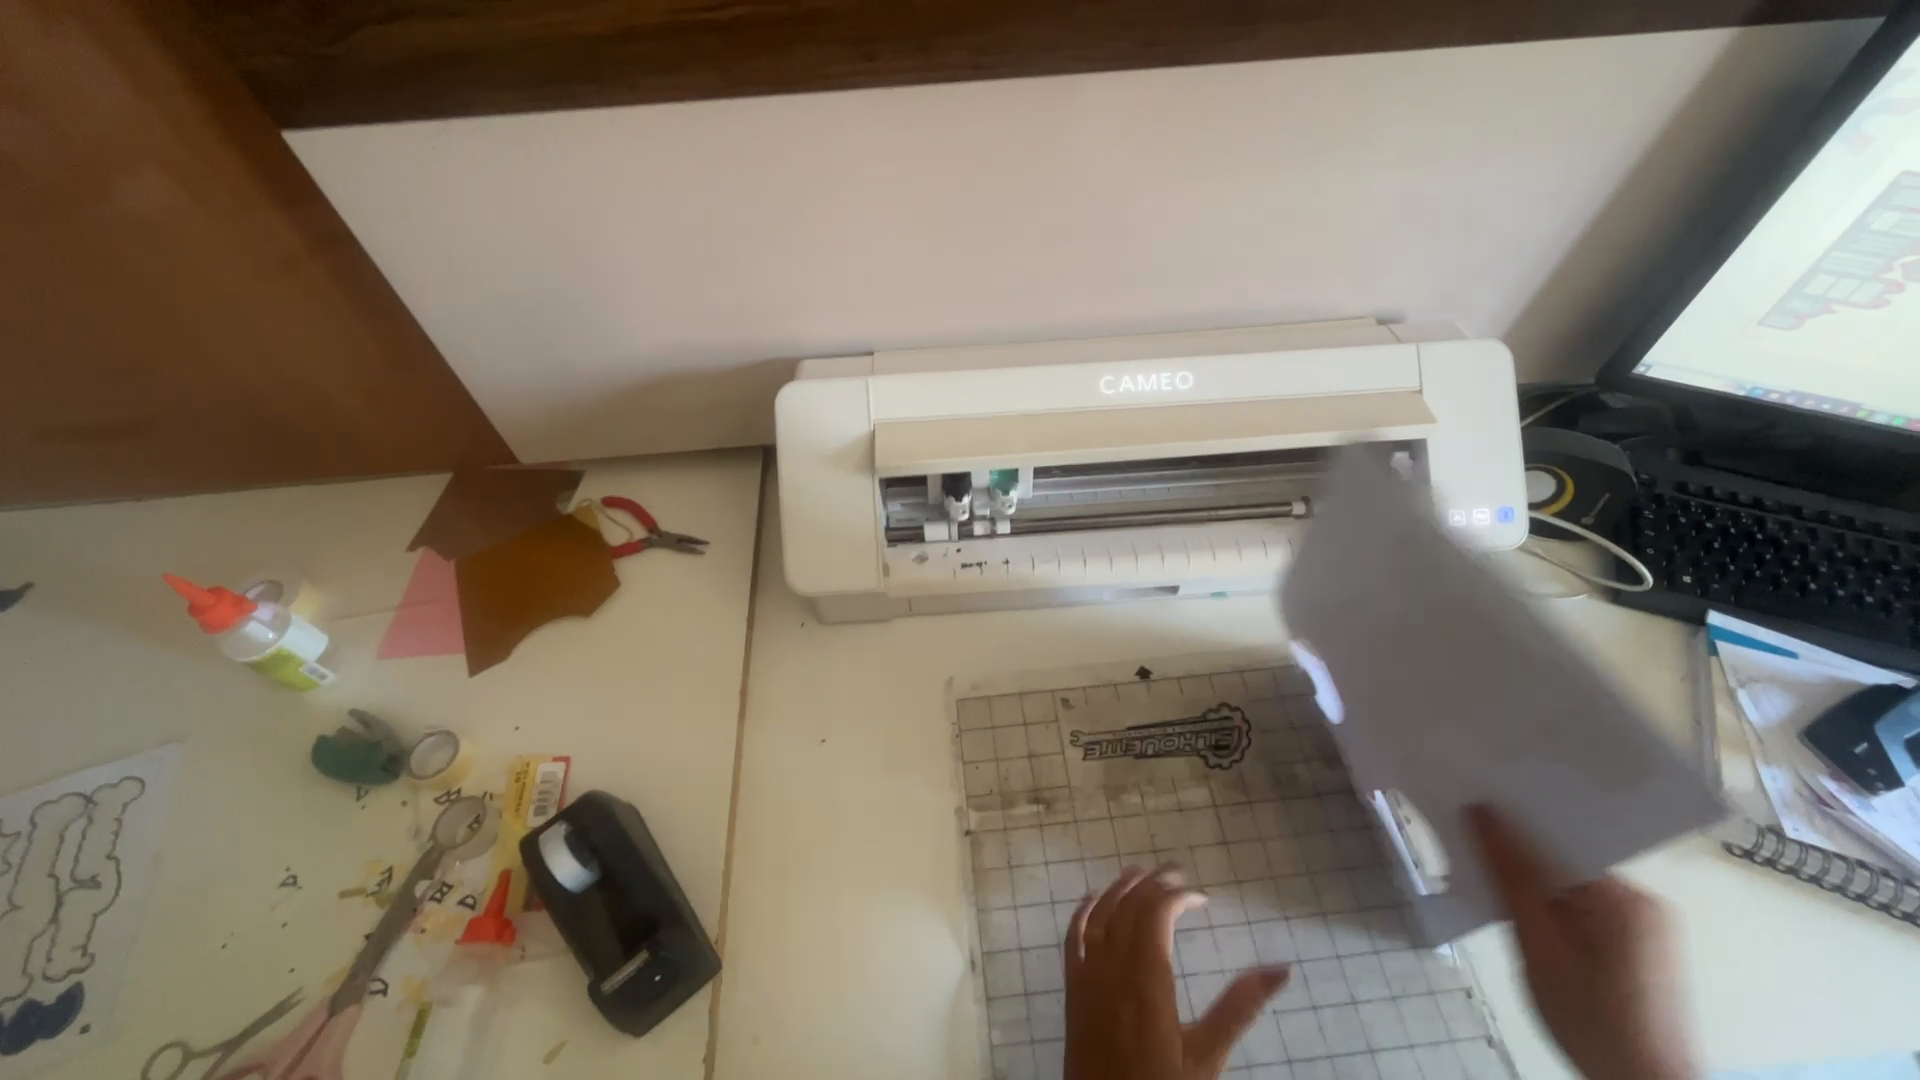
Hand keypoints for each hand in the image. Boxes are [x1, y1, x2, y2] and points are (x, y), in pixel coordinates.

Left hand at [1063, 865, 1287, 1079]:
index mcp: (1146, 977)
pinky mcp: (1072, 988)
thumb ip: (1240, 1006)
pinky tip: (1091, 900)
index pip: (1156, 914)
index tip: (1202, 898)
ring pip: (1099, 915)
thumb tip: (1280, 967)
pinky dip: (1083, 912)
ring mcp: (1087, 975)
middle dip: (1152, 884)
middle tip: (1176, 873)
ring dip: (1119, 889)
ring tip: (1139, 873)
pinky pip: (1073, 937)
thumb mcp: (1207, 1053)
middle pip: (1128, 907)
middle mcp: (1112, 966)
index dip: (1177, 896)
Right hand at [1466, 805, 1698, 1079]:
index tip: (1464, 808)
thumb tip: (1481, 812)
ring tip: (1490, 884)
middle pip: (1567, 859)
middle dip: (1518, 856)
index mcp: (1626, 896)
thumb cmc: (1589, 1020)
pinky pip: (1587, 905)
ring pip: (1574, 883)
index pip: (1557, 840)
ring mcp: (1649, 923)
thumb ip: (1512, 878)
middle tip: (1468, 848)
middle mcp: (1646, 900)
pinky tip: (1528, 919)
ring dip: (1534, 885)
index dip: (1510, 824)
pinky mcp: (1643, 943)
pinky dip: (1554, 906)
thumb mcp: (1538, 947)